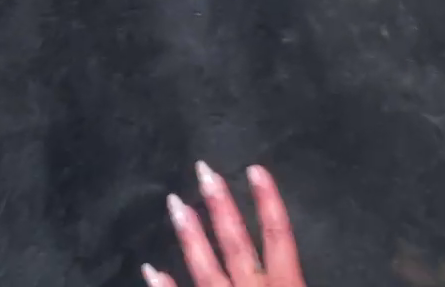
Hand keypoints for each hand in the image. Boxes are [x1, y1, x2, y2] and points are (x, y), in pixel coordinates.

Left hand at [145, 162, 305, 286]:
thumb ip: (294, 276)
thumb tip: (293, 259)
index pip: (278, 236)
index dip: (268, 201)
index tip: (255, 169)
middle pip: (236, 244)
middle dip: (220, 206)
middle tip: (204, 171)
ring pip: (205, 269)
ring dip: (190, 235)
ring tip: (174, 202)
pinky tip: (151, 269)